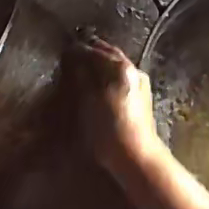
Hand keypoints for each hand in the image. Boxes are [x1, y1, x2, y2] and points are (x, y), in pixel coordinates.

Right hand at [74, 37, 162, 172]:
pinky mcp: (142, 96)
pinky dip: (109, 75)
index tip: (66, 50)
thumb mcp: (90, 103)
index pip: (97, 51)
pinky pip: (122, 77)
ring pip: (117, 65)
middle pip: (110, 55)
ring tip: (84, 68)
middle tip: (75, 54)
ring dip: (102, 63)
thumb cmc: (110, 129)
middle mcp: (134, 69)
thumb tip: (75, 61)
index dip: (80, 50)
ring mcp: (140, 82)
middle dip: (93, 53)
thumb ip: (82, 78)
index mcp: (121, 68)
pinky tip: (100, 82)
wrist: (138, 158)